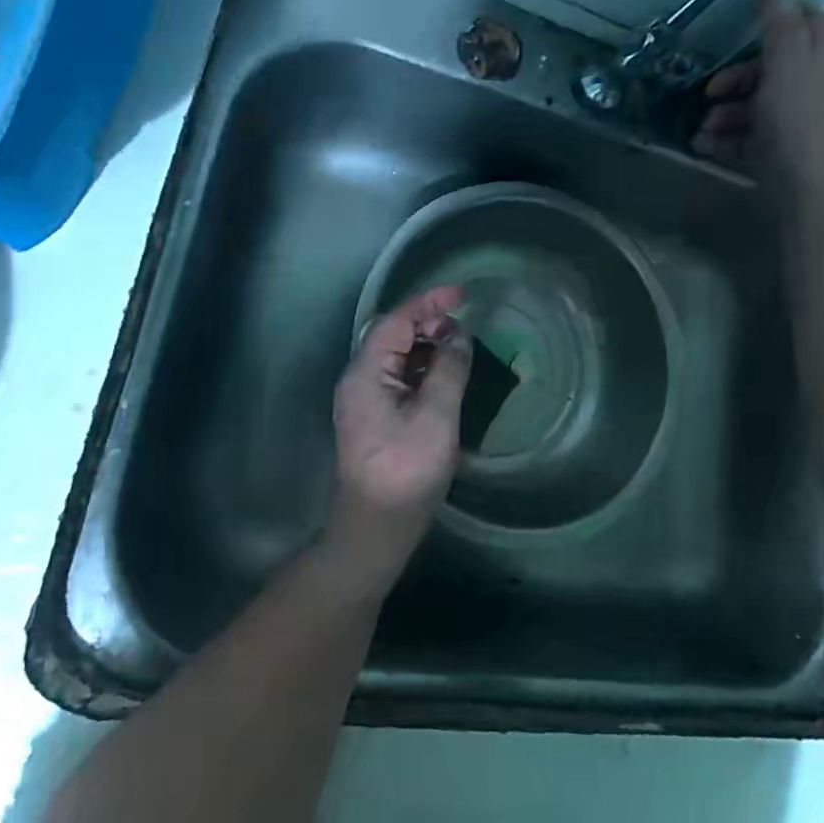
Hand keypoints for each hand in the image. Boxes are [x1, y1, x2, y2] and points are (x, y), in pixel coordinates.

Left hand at [326, 285, 470, 593]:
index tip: (462, 295)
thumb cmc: (404, 472)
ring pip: (396, 358)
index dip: (428, 302)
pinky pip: (399, 380)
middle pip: (392, 336)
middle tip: (465, 325)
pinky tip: (446, 376)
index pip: (395, 321)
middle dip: (427, 323)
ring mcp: (365, 400)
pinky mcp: (375, 419)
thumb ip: (448, 371)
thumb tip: (459, 336)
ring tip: (460, 346)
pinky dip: (423, 370)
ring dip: (426, 346)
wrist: (373, 530)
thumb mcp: (435, 419)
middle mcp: (359, 380)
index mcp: (365, 373)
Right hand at [692, 0, 823, 189]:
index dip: (777, 20)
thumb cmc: (804, 121)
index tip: (741, 26)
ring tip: (701, 130)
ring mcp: (805, 125)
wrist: (823, 191)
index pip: (809, 24)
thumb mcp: (789, 65)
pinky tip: (705, 148)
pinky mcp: (787, 158)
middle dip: (737, 79)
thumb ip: (780, 30)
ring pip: (759, 108)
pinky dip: (727, 141)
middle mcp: (821, 87)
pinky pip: (752, 141)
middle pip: (775, 71)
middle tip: (708, 92)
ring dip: (725, 114)